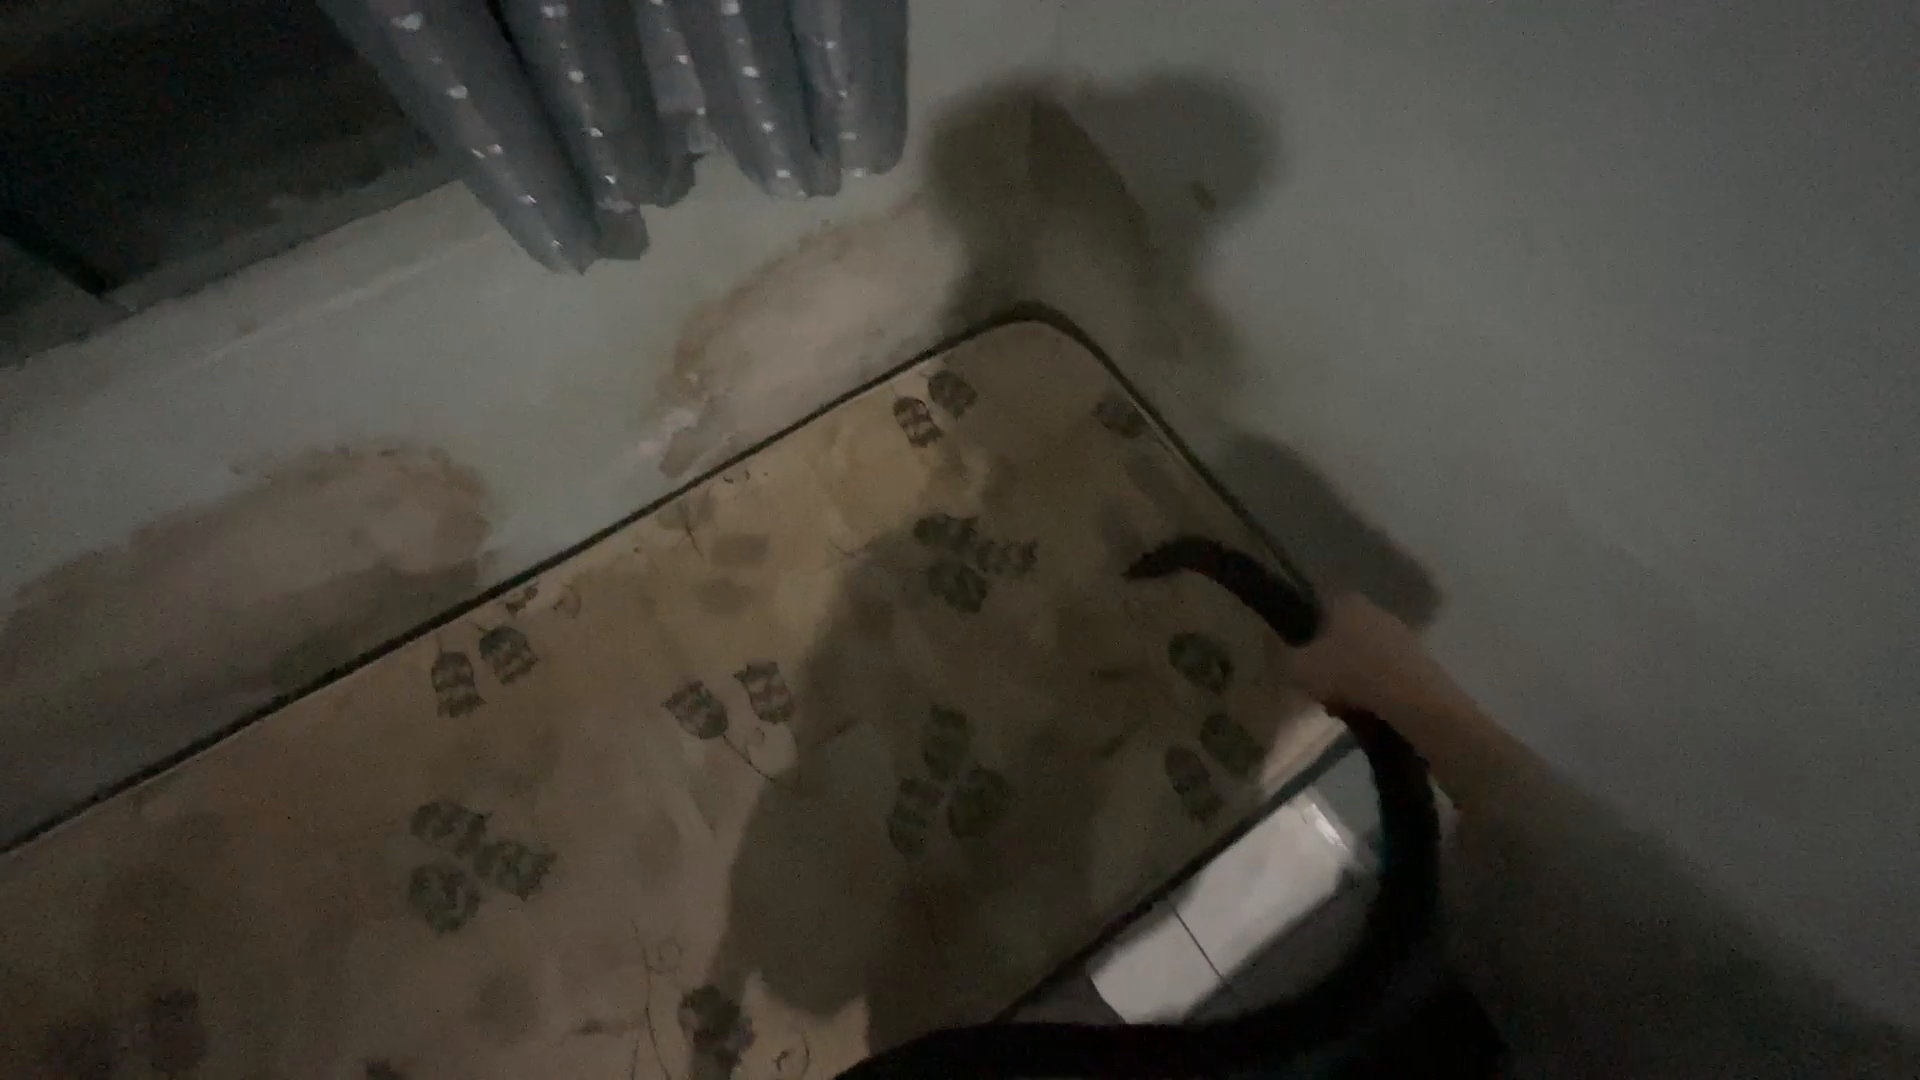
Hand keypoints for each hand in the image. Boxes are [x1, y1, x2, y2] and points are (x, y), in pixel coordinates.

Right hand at [1281, 594, 1446, 715]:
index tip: (1299, 656)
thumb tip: (1269, 645)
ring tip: (1343, 704)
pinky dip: (1376, 688)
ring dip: (1352, 676)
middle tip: (1318, 684)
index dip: (1305, 632)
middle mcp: (1375, 610)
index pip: (1317, 607)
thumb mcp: (1297, 668)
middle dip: (1330, 658)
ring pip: (1364, 655)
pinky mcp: (1422, 662)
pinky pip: (1387, 673)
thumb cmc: (1349, 674)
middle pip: (1341, 633)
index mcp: (1345, 602)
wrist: (1414, 701)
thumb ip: (1279, 656)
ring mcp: (1402, 635)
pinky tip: (1369, 709)